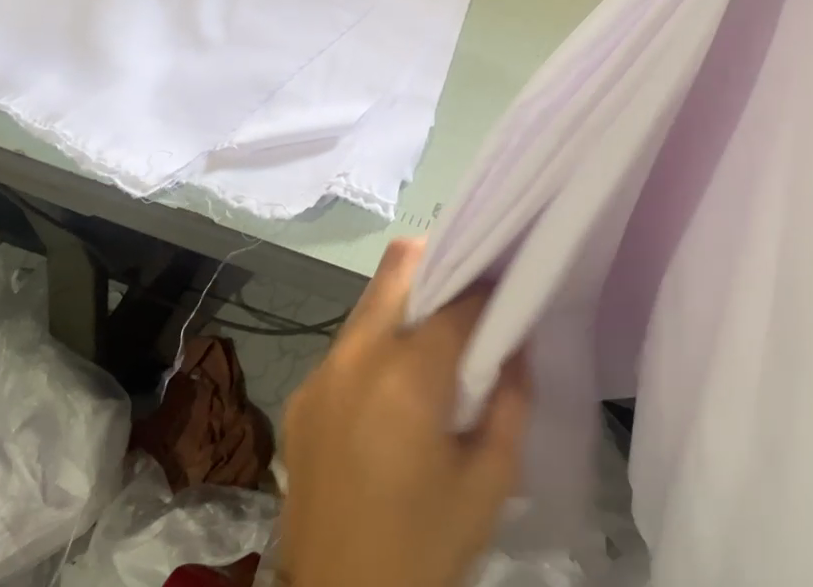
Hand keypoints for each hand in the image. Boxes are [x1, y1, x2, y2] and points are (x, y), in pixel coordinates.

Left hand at [280, 239, 528, 586]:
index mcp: (406, 374)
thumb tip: (513, 342)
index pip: (459, 296)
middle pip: (398, 267)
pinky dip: (377, 348)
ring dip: (407, 307)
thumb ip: (511, 398)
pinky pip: (347, 348)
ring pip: (369, 305)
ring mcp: (319, 374)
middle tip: (471, 301)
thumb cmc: (426, 545)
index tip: (509, 293)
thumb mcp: (490, 480)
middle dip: (442, 268)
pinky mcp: (300, 399)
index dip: (491, 288)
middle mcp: (355, 356)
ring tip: (435, 349)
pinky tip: (393, 395)